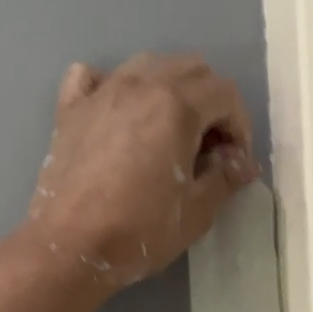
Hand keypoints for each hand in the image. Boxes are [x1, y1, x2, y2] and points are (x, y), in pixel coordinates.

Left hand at [25, 52, 258, 287]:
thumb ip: (225, 177)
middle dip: (210, 103)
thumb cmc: (138, 231)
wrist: (70, 246)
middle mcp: (140, 86)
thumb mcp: (196, 211)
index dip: (240, 127)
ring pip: (146, 65)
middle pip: (190, 69)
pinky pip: (91, 77)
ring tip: (168, 130)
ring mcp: (101, 93)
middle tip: (207, 148)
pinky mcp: (69, 110)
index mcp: (176, 106)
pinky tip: (116, 111)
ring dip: (168, 88)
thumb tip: (242, 163)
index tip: (234, 162)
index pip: (225, 94)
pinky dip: (110, 85)